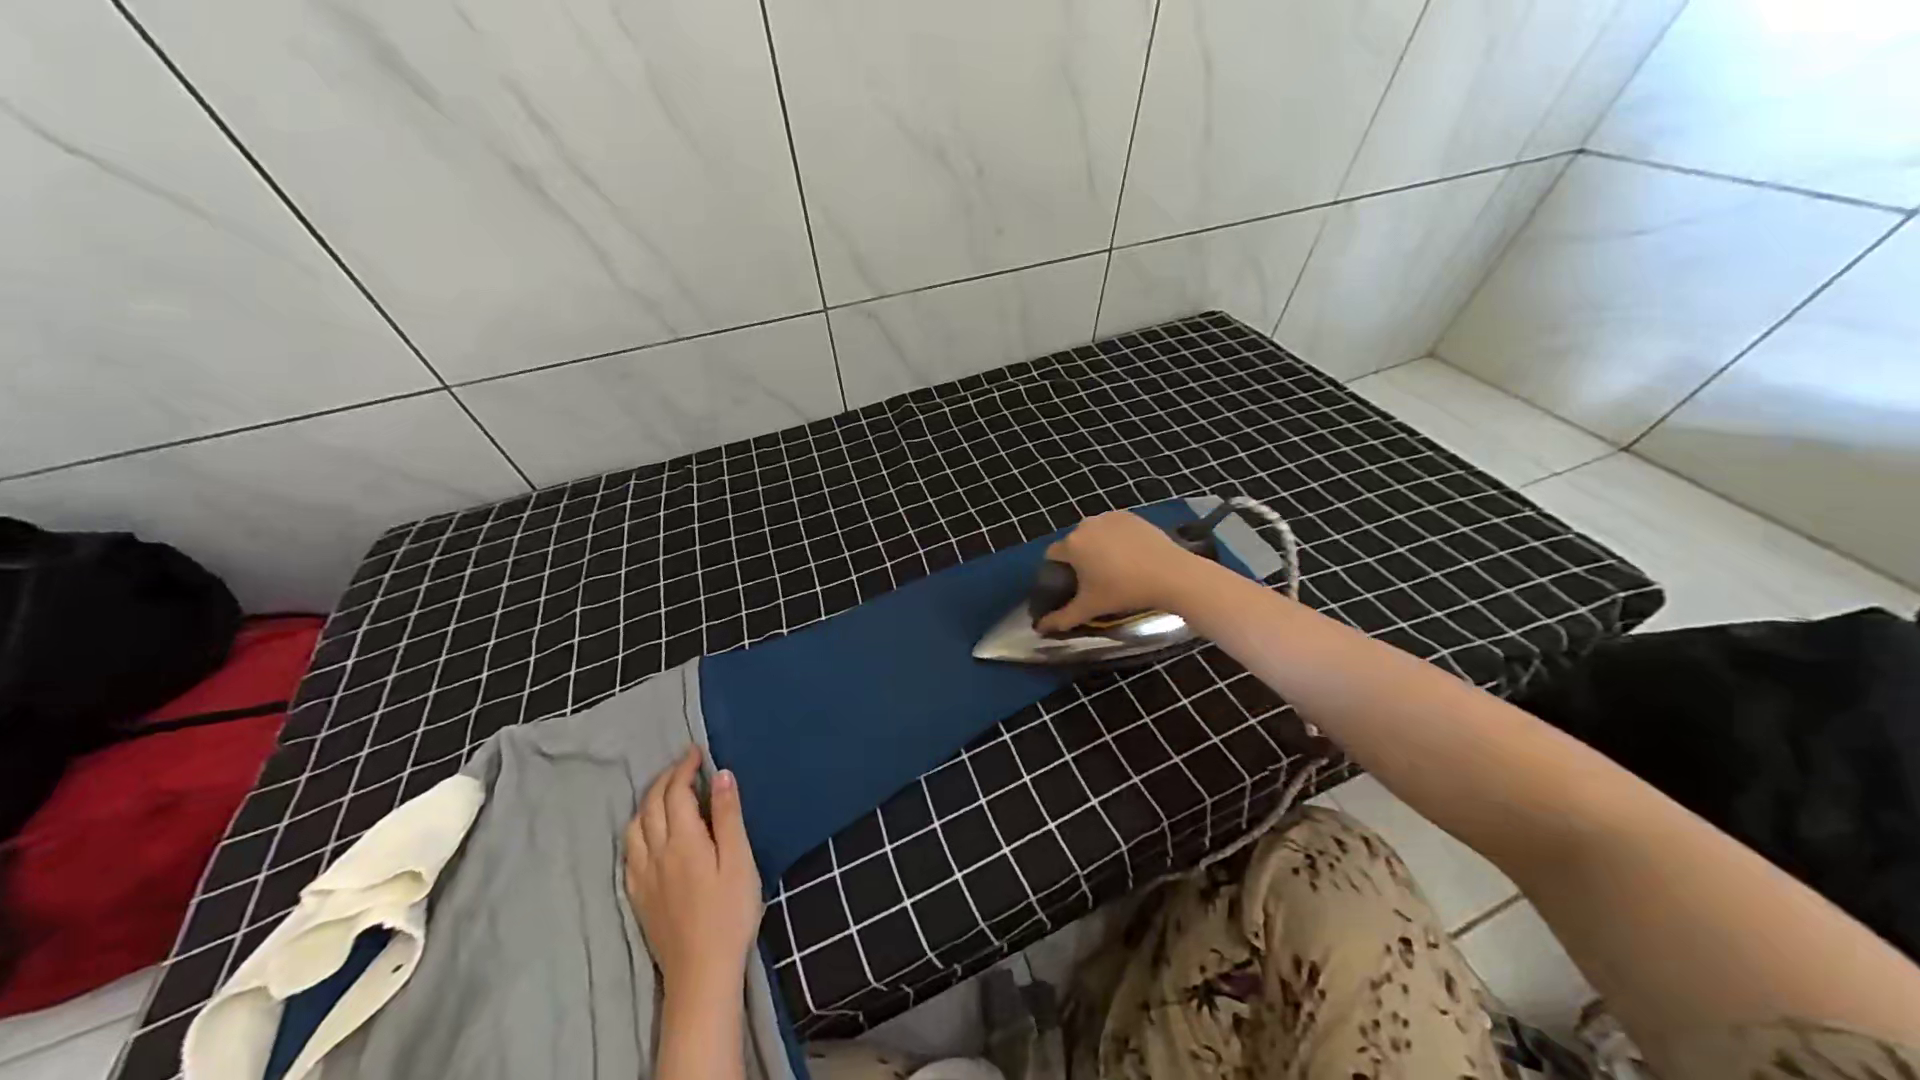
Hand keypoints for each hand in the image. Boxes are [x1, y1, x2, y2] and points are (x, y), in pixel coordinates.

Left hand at [623, 748, 763, 1005]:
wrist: (702, 971)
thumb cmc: (730, 912)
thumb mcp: (740, 861)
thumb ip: (728, 816)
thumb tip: (721, 775)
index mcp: (683, 840)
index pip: (676, 792)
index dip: (685, 767)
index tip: (696, 752)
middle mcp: (655, 852)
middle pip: (651, 804)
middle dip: (666, 778)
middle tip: (684, 765)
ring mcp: (642, 875)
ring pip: (635, 826)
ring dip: (648, 801)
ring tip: (666, 792)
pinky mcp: (638, 895)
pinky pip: (629, 851)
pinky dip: (638, 828)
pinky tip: (649, 833)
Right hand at [1035, 510, 1207, 633]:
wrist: (1171, 575)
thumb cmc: (1124, 591)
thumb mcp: (1090, 607)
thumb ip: (1062, 618)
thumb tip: (1040, 629)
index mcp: (1072, 544)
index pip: (1052, 554)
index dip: (1058, 570)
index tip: (1071, 583)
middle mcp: (1086, 525)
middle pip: (1074, 542)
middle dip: (1080, 557)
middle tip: (1096, 579)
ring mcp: (1109, 517)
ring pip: (1094, 532)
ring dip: (1097, 546)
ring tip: (1115, 566)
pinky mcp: (1130, 515)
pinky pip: (1113, 526)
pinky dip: (1116, 538)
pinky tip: (1130, 554)